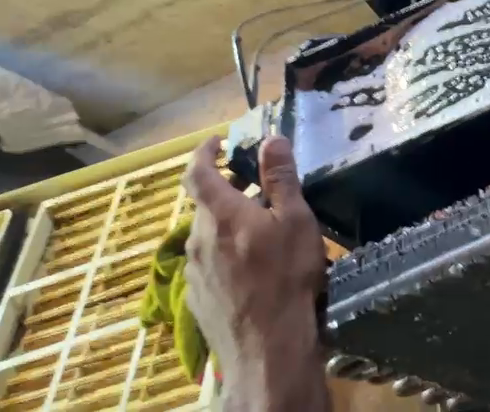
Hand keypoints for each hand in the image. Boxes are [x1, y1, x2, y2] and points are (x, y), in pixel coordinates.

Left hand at [183, 136, 328, 411]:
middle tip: (261, 185)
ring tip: (265, 225)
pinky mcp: (197, 297)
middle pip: (207, 203)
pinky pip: (209, 260)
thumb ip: (280, 178)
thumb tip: (270, 139)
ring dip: (231, 220)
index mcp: (221, 215)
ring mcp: (193, 272)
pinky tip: (254, 264)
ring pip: (209, 233)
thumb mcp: (296, 219)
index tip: (217, 140)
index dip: (204, 152)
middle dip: (231, 188)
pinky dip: (228, 248)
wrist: (267, 348)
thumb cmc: (287, 275)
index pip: (197, 173)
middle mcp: (198, 239)